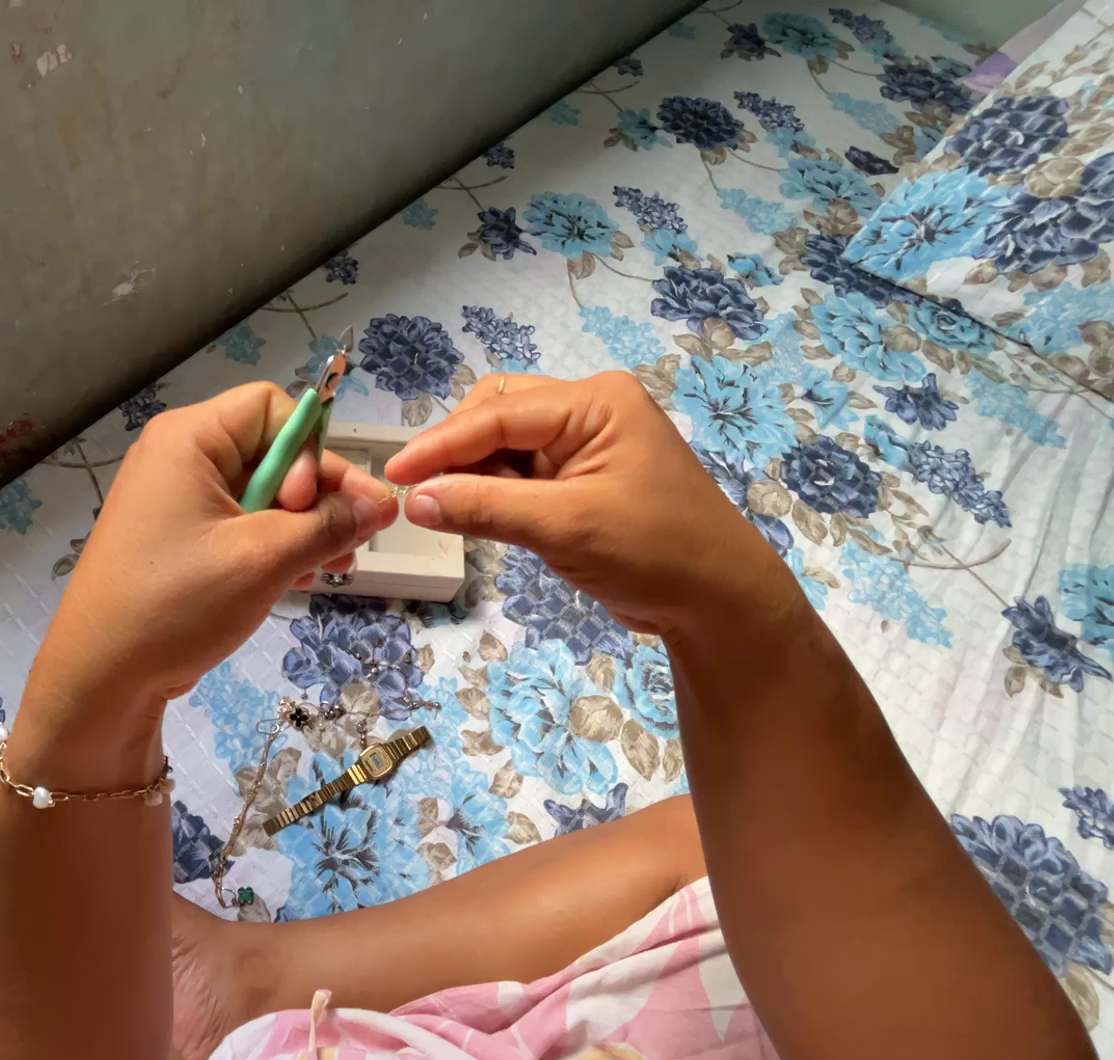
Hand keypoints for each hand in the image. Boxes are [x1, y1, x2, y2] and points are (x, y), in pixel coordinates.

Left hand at [31, 382, 396, 720]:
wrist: (99, 678)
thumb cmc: (178, 603)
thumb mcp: (264, 559)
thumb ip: (330, 525)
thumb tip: (383, 504)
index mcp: (189, 439)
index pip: (271, 409)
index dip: (309, 449)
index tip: (313, 504)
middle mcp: (179, 459)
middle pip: (271, 453)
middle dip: (317, 496)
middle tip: (353, 542)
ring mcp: (177, 503)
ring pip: (261, 495)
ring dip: (303, 528)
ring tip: (336, 567)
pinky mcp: (180, 542)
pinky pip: (240, 527)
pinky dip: (274, 547)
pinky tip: (301, 579)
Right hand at [384, 372, 797, 639]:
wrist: (718, 602)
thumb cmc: (655, 553)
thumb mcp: (565, 527)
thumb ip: (485, 507)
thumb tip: (414, 500)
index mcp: (594, 403)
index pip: (499, 413)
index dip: (441, 443)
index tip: (394, 473)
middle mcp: (586, 411)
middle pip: (496, 415)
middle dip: (456, 451)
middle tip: (423, 492)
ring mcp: (581, 445)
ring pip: (502, 445)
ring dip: (471, 473)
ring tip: (446, 507)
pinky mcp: (575, 479)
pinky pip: (516, 473)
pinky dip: (490, 492)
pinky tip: (475, 512)